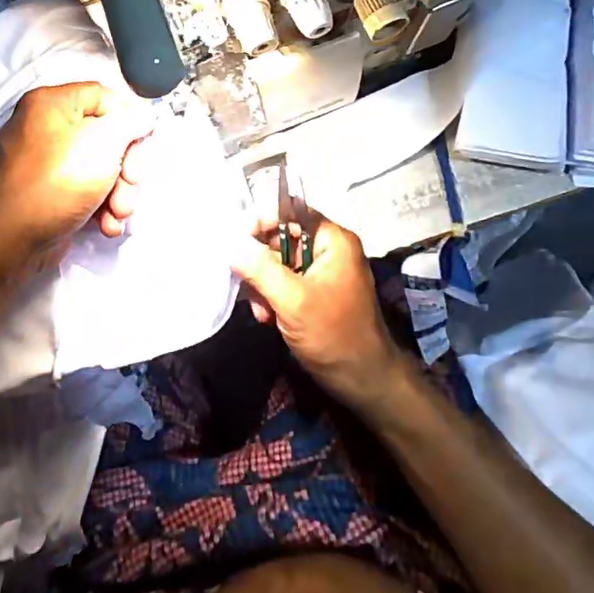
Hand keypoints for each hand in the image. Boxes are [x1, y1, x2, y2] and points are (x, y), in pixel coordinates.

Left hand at [0, 82, 153, 255]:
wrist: (10, 241)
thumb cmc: (58, 182)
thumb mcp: (104, 143)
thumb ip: (131, 123)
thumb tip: (142, 116)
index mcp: (51, 104)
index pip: (103, 96)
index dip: (127, 120)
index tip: (138, 146)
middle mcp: (45, 128)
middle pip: (106, 137)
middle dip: (126, 169)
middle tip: (130, 187)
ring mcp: (45, 163)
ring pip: (99, 169)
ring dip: (117, 194)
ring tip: (118, 215)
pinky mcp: (48, 194)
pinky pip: (83, 191)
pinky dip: (99, 207)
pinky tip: (106, 226)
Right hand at [229, 210, 408, 410]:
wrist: (361, 380)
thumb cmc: (333, 334)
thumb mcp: (292, 300)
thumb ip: (260, 268)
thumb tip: (231, 243)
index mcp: (332, 240)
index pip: (291, 212)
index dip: (262, 221)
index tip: (236, 241)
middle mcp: (328, 250)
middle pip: (280, 238)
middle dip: (259, 262)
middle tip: (246, 284)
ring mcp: (321, 272)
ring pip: (278, 263)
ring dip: (263, 285)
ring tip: (261, 311)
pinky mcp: (313, 293)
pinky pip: (284, 283)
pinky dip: (271, 297)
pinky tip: (268, 318)